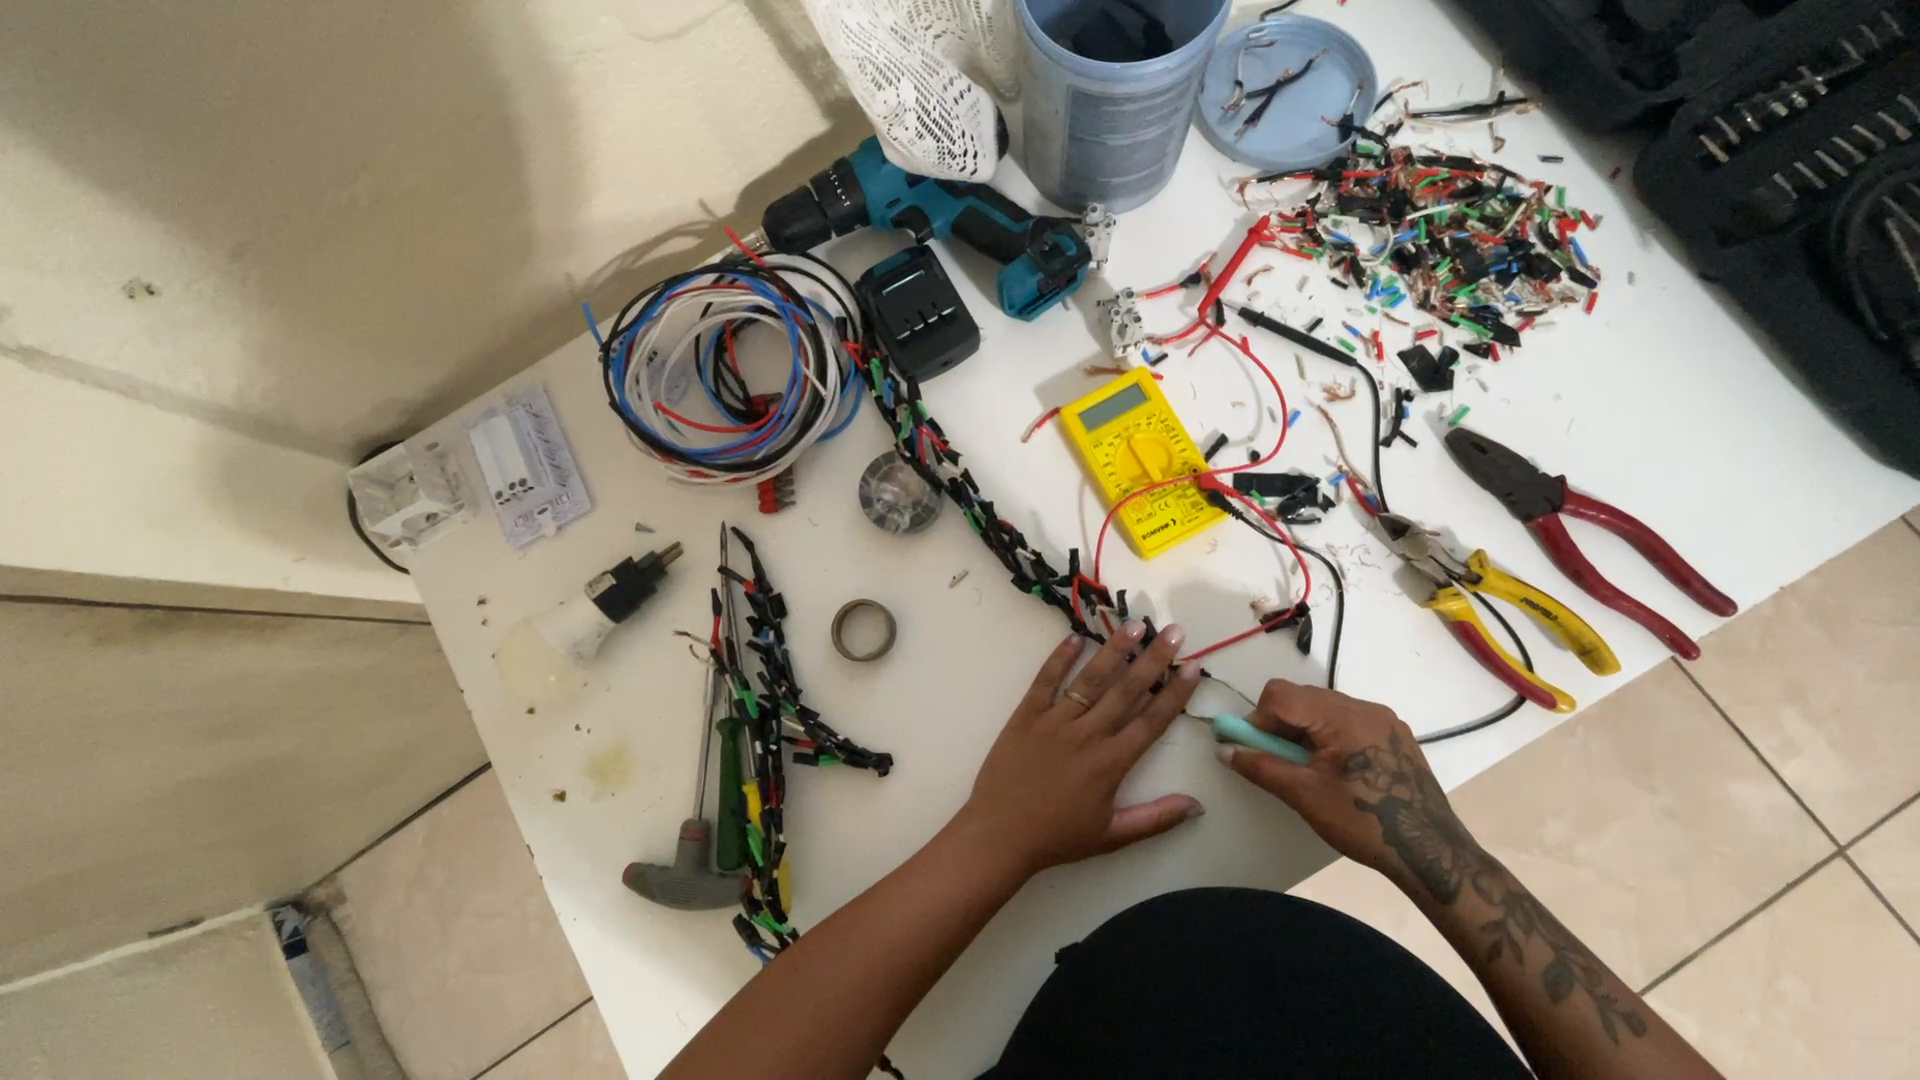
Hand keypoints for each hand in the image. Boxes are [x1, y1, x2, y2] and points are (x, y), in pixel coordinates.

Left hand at [952, 623, 1204, 878]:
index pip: (1152, 720)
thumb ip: (1157, 818)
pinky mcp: (1025, 716)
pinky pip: (1045, 681)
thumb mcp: (1112, 836)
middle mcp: (1087, 734)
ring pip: (1090, 679)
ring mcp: (1054, 721)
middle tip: (1172, 632)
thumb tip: (1197, 804)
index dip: (1175, 693)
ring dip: (1113, 650)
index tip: (1193, 667)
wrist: (999, 834)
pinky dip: (1059, 658)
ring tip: (1133, 625)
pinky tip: (1075, 637)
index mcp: (1111, 762)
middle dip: (1152, 659)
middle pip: (1126, 690)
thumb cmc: (1057, 837)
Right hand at [1217, 680, 1480, 890]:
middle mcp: (1364, 707)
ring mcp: (1384, 719)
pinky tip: (1334, 769)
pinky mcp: (1395, 734)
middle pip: (1302, 696)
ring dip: (1303, 729)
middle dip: (1280, 723)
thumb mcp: (1303, 795)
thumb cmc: (1362, 822)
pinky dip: (1328, 734)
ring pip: (1324, 707)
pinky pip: (1348, 719)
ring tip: (1307, 768)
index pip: (1280, 694)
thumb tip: (1224, 750)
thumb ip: (1260, 766)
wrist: (1431, 852)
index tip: (1254, 749)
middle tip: (1278, 761)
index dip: (1258, 718)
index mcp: (1341, 717)